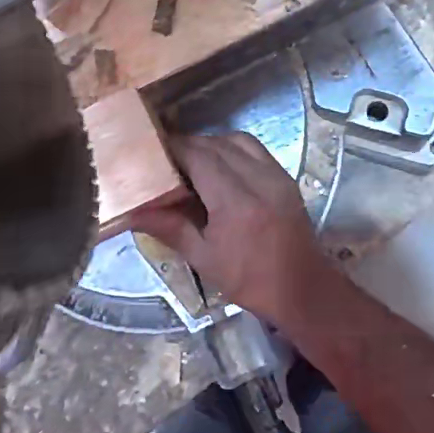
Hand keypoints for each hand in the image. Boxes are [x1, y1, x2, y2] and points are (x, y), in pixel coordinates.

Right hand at [130, 132, 330, 323]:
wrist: (303, 290)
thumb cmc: (249, 280)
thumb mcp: (202, 258)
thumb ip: (168, 227)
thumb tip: (130, 213)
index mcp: (236, 202)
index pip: (199, 157)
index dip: (174, 148)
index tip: (151, 151)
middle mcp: (259, 180)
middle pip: (216, 144)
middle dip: (188, 145)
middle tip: (164, 158)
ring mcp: (276, 176)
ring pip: (237, 141)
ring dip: (210, 144)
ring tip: (190, 161)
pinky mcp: (285, 179)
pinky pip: (254, 150)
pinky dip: (232, 149)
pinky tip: (218, 167)